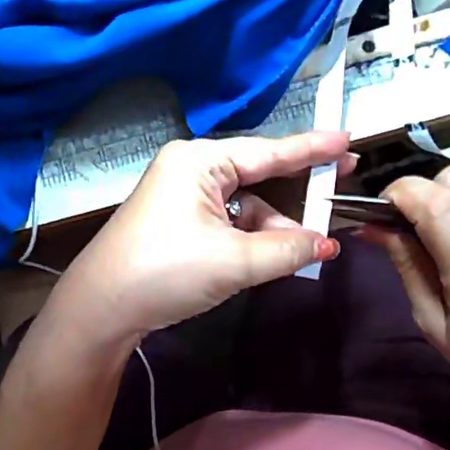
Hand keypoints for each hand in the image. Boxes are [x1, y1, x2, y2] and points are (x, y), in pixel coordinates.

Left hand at [44, 133, 351, 347]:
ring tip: (307, 246)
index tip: (348, 141)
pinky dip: (250, 235)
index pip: (267, 151)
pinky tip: (272, 254)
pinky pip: (227, 218)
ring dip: (273, 224)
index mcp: (198, 161)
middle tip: (340, 180)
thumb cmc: (166, 272)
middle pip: (256, 173)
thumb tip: (326, 244)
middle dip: (296, 186)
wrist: (101, 309)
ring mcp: (180, 194)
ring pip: (243, 202)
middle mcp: (189, 168)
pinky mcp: (176, 220)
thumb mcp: (234, 261)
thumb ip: (287, 249)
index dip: (311, 149)